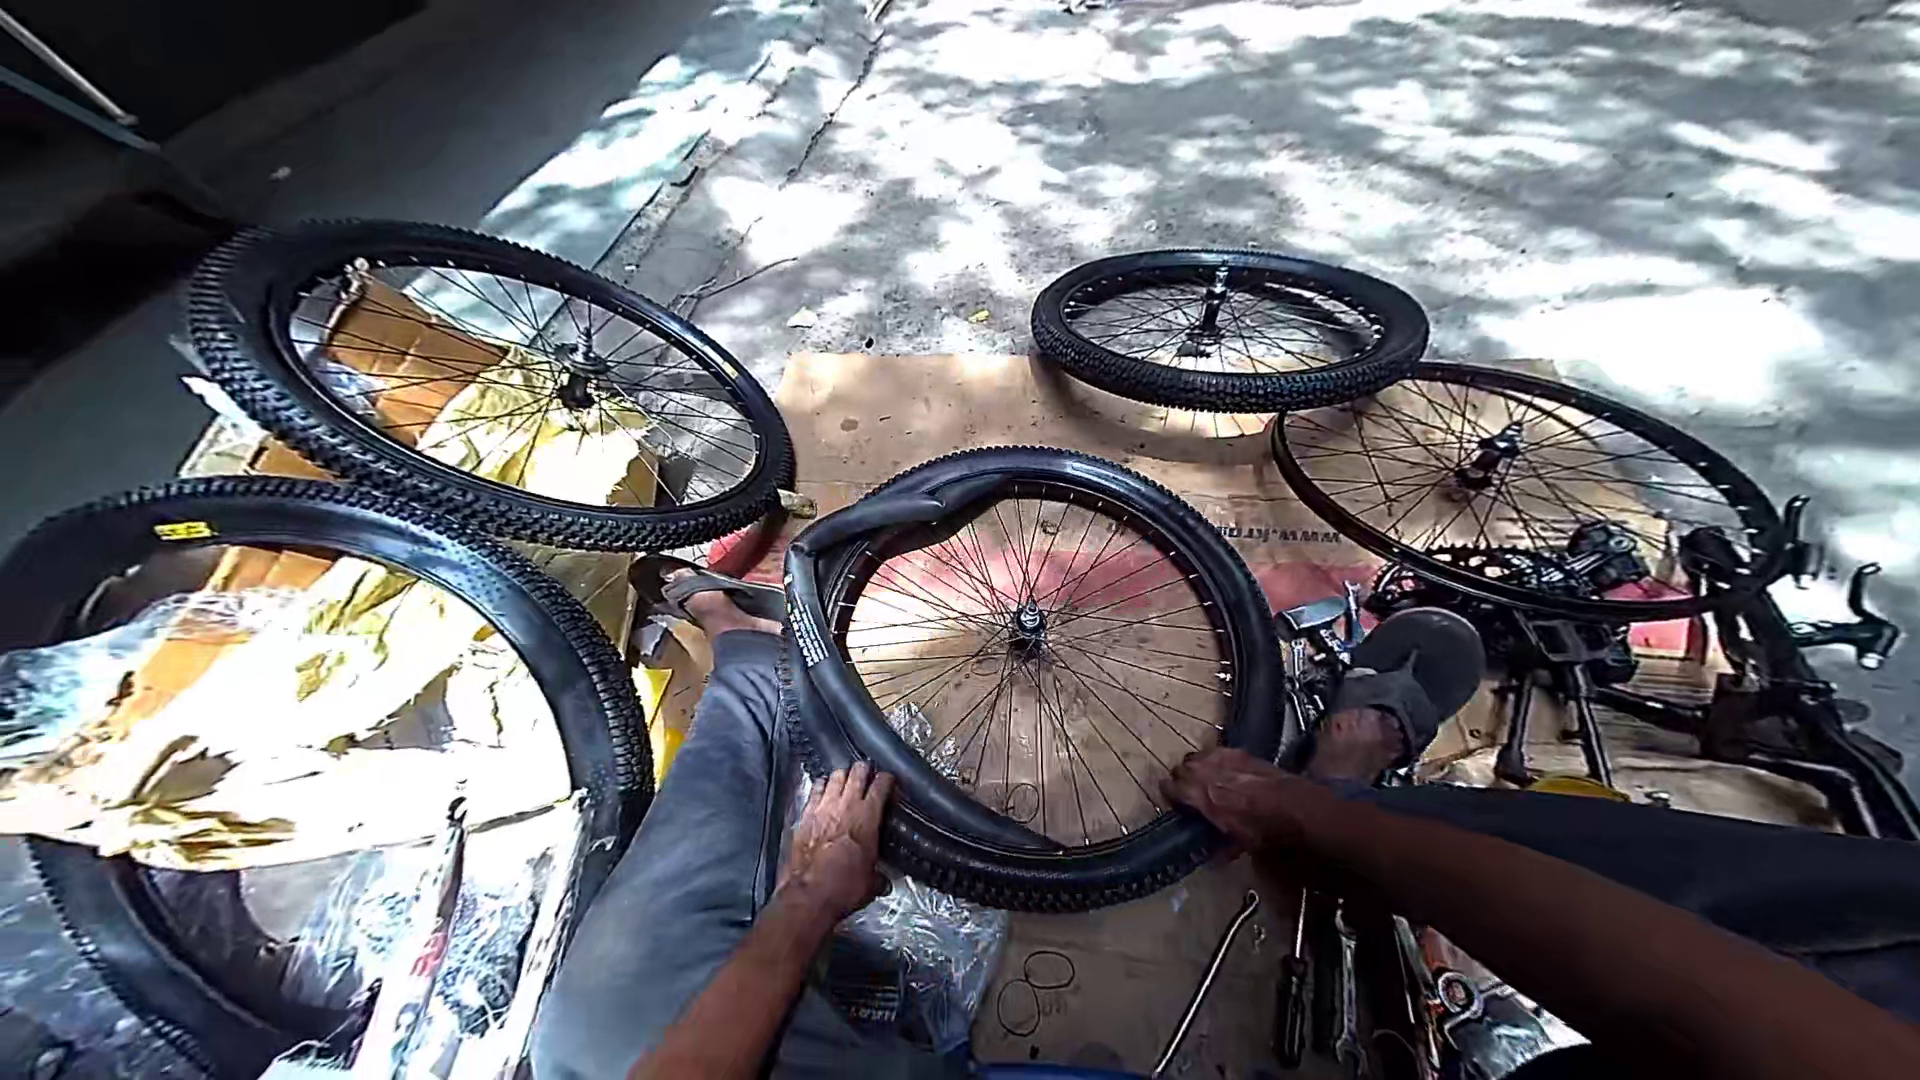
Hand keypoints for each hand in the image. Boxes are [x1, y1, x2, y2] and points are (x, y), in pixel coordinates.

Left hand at [778, 762, 894, 923]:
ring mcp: (825, 807)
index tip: (888, 781)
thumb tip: (884, 881)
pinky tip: (823, 789)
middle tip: (867, 773)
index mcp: (868, 817)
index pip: (881, 784)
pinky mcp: (806, 814)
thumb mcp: (870, 884)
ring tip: (846, 779)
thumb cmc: (844, 887)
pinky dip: (822, 785)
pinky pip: (816, 789)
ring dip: (843, 776)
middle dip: (865, 770)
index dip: (887, 779)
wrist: (809, 894)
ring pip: (836, 776)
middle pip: (858, 772)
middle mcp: (847, 805)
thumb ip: (879, 877)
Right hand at [1162, 747, 1341, 851]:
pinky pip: (1216, 752)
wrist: (1305, 811)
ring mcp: (1225, 758)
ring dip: (1197, 767)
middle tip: (1189, 793)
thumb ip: (1221, 847)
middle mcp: (1209, 773)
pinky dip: (1215, 760)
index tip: (1172, 802)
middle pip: (1181, 767)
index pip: (1171, 786)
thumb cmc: (1273, 835)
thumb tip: (1211, 856)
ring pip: (1196, 756)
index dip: (1168, 794)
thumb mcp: (1242, 845)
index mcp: (1204, 797)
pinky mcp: (1241, 752)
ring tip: (1206, 780)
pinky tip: (1226, 772)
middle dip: (1181, 779)